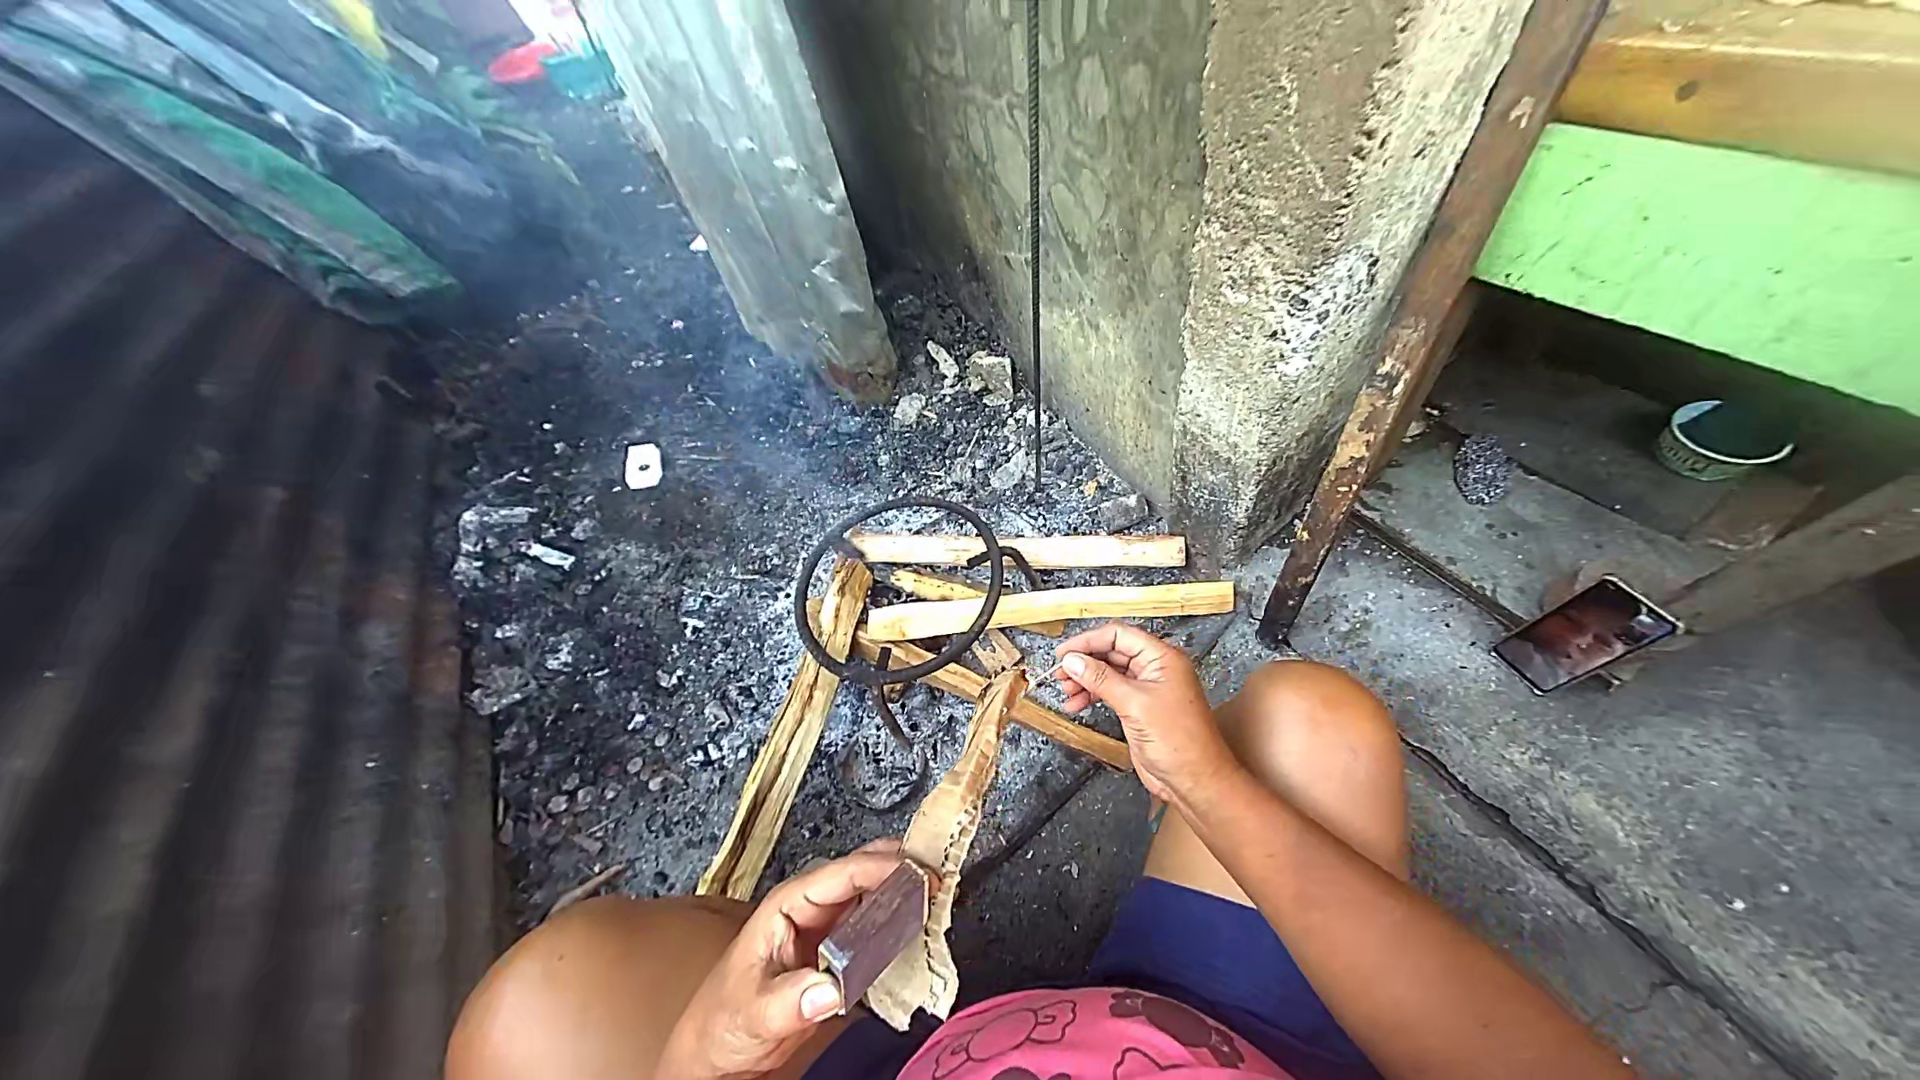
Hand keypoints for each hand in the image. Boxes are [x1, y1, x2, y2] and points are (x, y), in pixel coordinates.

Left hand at [656, 840, 912, 1079]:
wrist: (719, 1049)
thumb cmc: (723, 1021)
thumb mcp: (752, 1011)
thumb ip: (790, 1000)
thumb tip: (831, 987)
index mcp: (790, 903)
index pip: (842, 874)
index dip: (880, 868)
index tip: (915, 873)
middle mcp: (814, 906)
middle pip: (863, 870)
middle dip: (900, 865)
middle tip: (937, 873)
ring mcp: (829, 926)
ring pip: (874, 892)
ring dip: (905, 888)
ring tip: (939, 893)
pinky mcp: (841, 949)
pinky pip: (877, 924)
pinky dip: (901, 918)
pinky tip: (921, 923)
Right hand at [1054, 623, 1237, 803]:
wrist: (1195, 781)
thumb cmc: (1181, 743)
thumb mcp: (1134, 704)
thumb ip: (1101, 679)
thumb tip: (1073, 660)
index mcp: (1162, 658)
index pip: (1118, 636)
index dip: (1088, 641)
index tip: (1065, 653)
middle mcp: (1155, 669)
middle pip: (1111, 652)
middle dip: (1084, 661)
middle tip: (1061, 673)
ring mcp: (1147, 689)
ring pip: (1108, 673)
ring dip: (1085, 680)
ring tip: (1066, 691)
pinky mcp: (1139, 708)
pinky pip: (1110, 692)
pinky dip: (1092, 695)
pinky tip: (1077, 704)